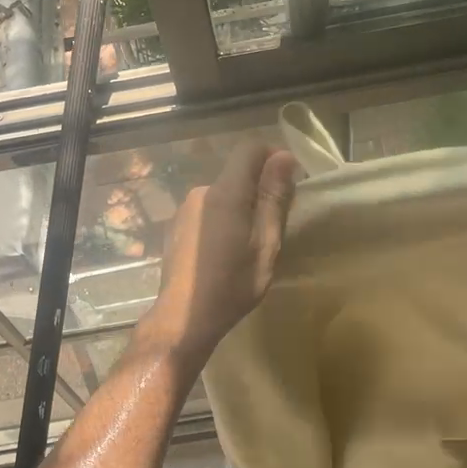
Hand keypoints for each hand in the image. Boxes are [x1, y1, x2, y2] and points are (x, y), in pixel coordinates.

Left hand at [139, 142, 298, 360]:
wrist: (184, 318)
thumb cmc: (232, 285)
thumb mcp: (265, 245)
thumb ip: (274, 199)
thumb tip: (284, 158)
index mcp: (225, 193)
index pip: (250, 150)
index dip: (274, 157)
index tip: (290, 182)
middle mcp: (200, 193)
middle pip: (236, 175)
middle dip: (260, 190)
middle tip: (277, 224)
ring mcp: (184, 211)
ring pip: (221, 196)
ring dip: (240, 209)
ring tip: (250, 245)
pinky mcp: (175, 229)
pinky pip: (206, 213)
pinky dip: (222, 223)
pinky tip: (225, 254)